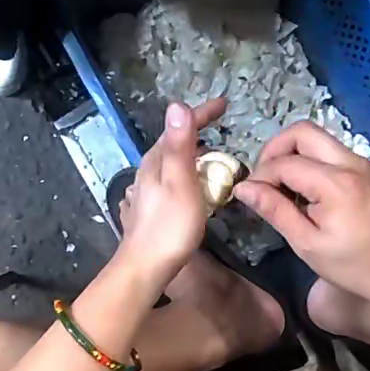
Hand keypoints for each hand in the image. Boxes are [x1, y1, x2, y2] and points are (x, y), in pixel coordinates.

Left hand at [115, 98, 226, 283]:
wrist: (145, 266)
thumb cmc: (169, 226)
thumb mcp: (180, 182)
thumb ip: (179, 145)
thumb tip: (178, 105)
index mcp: (156, 161)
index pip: (179, 127)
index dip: (201, 113)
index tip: (224, 104)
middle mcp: (148, 170)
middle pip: (172, 141)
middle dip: (195, 128)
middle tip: (219, 123)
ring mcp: (147, 189)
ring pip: (170, 159)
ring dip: (190, 149)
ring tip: (210, 149)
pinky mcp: (150, 206)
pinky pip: (170, 176)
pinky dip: (185, 169)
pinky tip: (191, 181)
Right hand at [234, 123, 369, 301]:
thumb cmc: (355, 266)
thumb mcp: (307, 244)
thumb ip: (275, 210)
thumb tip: (244, 188)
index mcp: (336, 184)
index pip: (284, 162)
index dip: (260, 176)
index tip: (250, 197)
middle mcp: (351, 163)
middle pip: (302, 131)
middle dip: (274, 149)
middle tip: (264, 179)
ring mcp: (363, 162)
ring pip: (317, 138)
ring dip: (292, 154)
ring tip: (282, 186)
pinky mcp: (368, 169)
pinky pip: (331, 151)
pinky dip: (310, 161)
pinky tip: (305, 191)